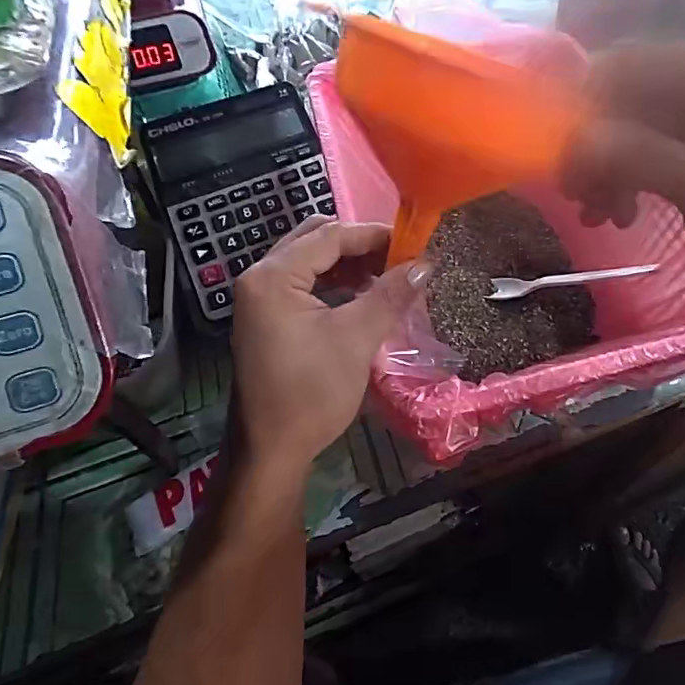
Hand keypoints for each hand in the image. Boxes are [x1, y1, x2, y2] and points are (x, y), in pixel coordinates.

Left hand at [232, 217, 429, 469]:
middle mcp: (259, 278)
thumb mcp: (356, 340)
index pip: (329, 236)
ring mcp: (259, 299)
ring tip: (386, 276)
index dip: (373, 235)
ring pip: (308, 261)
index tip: (412, 244)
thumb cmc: (311, 393)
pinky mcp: (266, 318)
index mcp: (272, 277)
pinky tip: (361, 295)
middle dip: (359, 245)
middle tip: (398, 258)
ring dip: (347, 264)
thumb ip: (390, 295)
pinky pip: (302, 284)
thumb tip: (425, 263)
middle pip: (314, 240)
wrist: (271, 449)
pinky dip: (333, 283)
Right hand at [563, 44, 684, 283]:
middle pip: (622, 99)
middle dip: (591, 146)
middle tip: (577, 196)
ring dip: (605, 169)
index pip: (623, 65)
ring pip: (630, 131)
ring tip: (599, 216)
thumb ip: (640, 158)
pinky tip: (621, 215)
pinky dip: (627, 182)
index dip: (578, 102)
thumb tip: (573, 139)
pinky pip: (649, 155)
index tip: (554, 154)